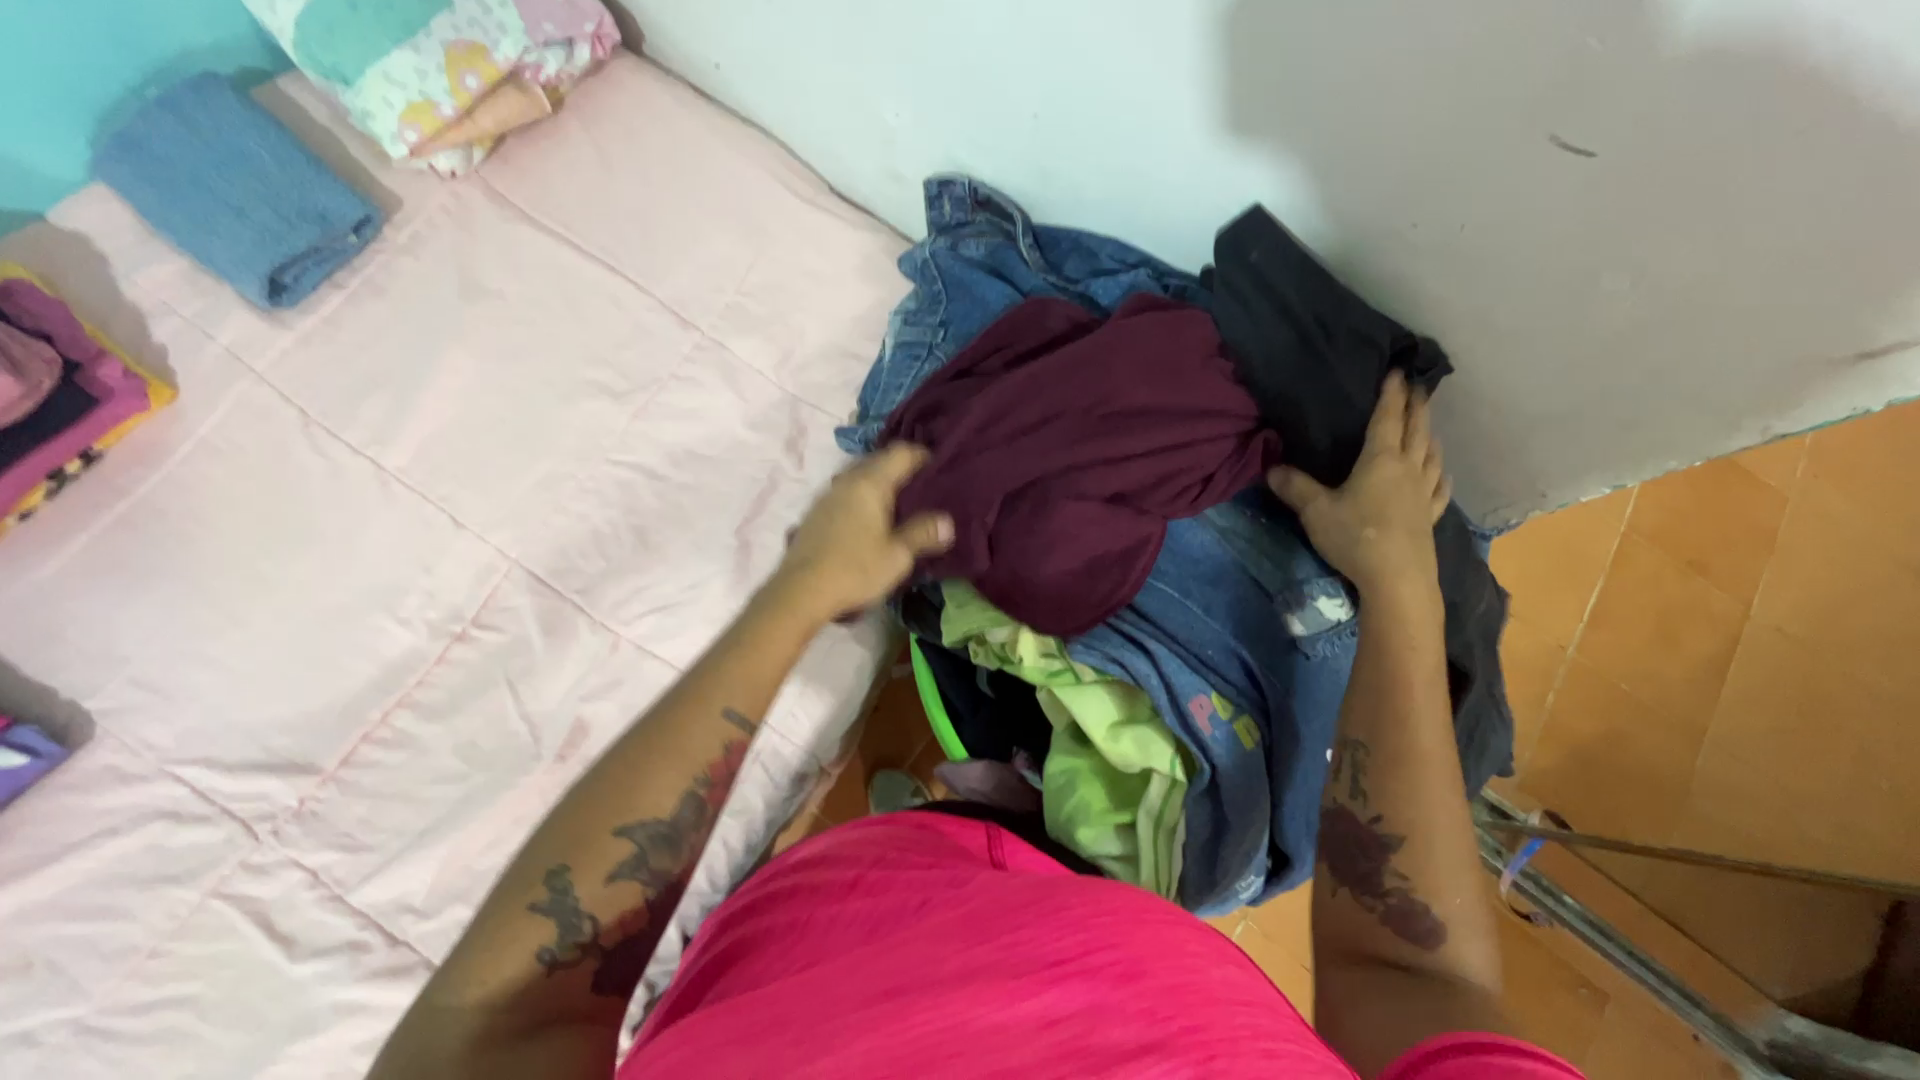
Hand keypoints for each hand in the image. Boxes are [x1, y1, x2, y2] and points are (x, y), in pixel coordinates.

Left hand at [769, 442, 953, 622]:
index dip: (923, 456)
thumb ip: (923, 534)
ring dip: (880, 487)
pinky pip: (846, 496)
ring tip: (899, 507)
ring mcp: (826, 496)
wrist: (800, 591)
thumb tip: (947, 522)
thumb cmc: (855, 570)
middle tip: (923, 489)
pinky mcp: (814, 514)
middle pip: (878, 462)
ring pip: (859, 479)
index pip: (901, 452)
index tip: (939, 470)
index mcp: (870, 483)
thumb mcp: (897, 556)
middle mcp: (846, 481)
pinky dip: (862, 501)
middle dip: (902, 471)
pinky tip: (869, 523)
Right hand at [1268, 371, 1450, 597]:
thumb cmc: (1356, 538)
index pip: (1387, 418)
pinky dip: (1441, 475)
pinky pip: (1439, 488)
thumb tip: (1272, 468)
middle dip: (1416, 406)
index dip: (1391, 393)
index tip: (1397, 370)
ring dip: (1430, 435)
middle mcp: (1408, 469)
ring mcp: (1423, 494)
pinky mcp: (1429, 518)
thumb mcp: (1315, 511)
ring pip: (1432, 455)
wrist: (1397, 580)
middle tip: (1418, 386)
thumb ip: (1295, 487)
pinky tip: (1442, 474)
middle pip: (1417, 430)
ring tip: (1427, 426)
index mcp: (1381, 460)